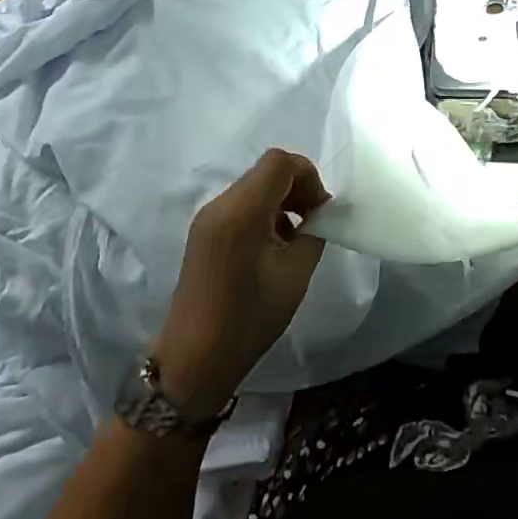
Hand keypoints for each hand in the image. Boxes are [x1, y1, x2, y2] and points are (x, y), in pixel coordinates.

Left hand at [153, 149, 330, 418]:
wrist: (197, 356)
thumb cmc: (251, 316)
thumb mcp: (297, 272)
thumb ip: (314, 231)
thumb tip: (318, 214)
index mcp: (241, 212)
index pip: (280, 162)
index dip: (309, 176)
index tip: (320, 210)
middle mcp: (220, 205)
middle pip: (266, 171)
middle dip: (298, 187)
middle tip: (315, 221)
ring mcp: (208, 218)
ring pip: (255, 187)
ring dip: (282, 200)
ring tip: (298, 236)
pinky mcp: (205, 233)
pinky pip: (242, 205)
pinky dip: (265, 213)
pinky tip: (275, 246)